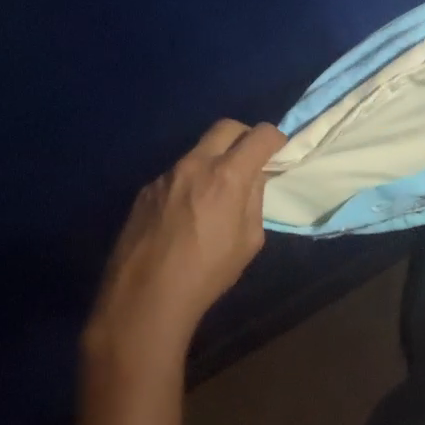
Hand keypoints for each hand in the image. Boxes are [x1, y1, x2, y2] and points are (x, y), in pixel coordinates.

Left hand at [83, 120, 286, 381]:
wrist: (145, 297)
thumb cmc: (208, 273)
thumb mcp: (249, 240)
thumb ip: (254, 201)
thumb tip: (252, 180)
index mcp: (227, 176)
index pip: (260, 135)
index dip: (276, 140)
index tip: (279, 153)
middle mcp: (195, 164)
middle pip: (226, 127)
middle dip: (245, 136)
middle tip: (251, 161)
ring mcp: (165, 175)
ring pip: (198, 151)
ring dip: (214, 162)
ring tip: (215, 196)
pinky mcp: (145, 191)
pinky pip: (176, 175)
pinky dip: (190, 183)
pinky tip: (185, 215)